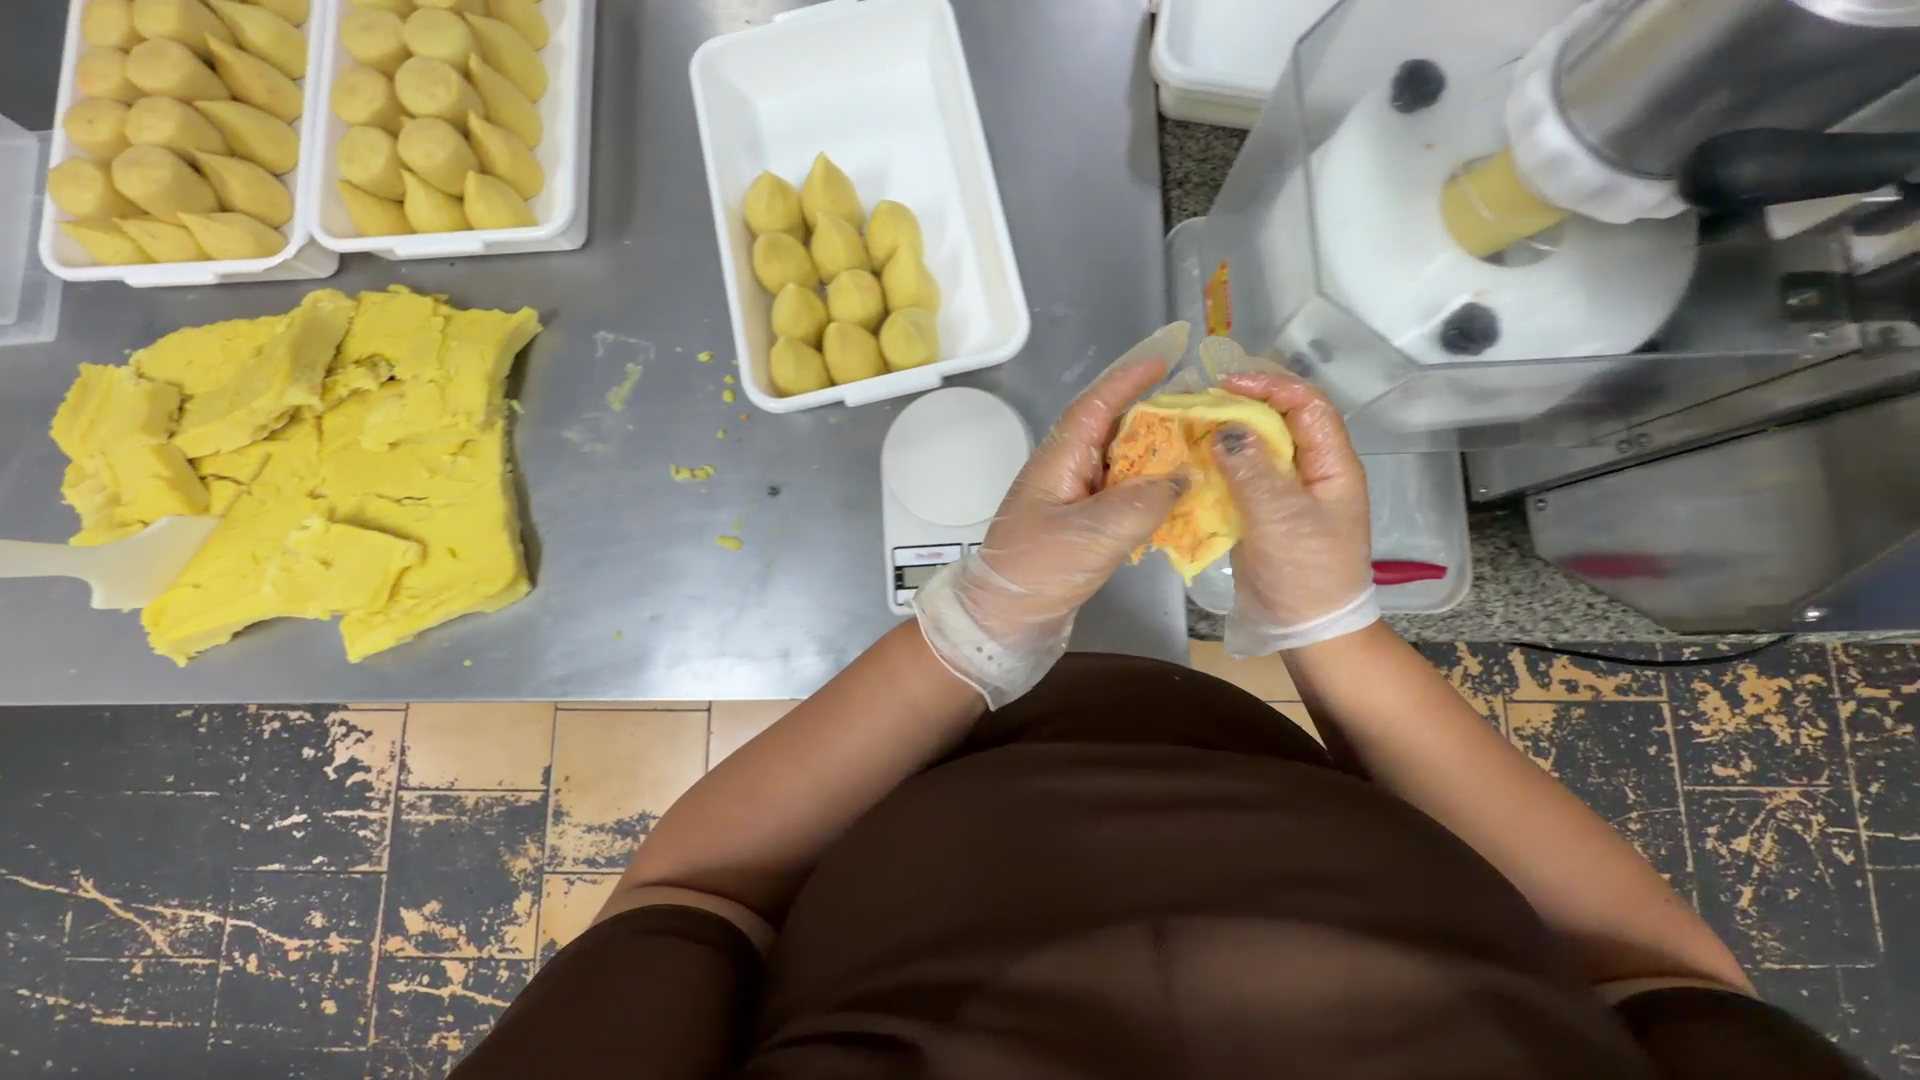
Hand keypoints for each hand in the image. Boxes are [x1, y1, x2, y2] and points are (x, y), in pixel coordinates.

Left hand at [914, 323, 1191, 706]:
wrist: (1000, 621)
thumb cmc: (1037, 570)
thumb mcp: (1093, 535)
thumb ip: (1143, 503)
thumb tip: (1183, 478)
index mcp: (1058, 461)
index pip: (1096, 405)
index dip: (1128, 379)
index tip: (1164, 359)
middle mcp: (1062, 473)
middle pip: (1111, 431)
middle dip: (1152, 417)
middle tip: (1198, 412)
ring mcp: (1069, 502)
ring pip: (1117, 466)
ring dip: (1153, 457)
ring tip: (1197, 451)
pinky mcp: (1076, 529)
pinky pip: (1118, 498)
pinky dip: (1146, 494)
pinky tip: (1174, 502)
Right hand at [1213, 372, 1378, 654]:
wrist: (1307, 629)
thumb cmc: (1306, 572)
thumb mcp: (1281, 519)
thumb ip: (1253, 470)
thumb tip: (1225, 427)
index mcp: (1331, 465)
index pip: (1307, 405)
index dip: (1270, 386)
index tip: (1226, 385)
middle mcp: (1310, 471)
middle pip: (1279, 421)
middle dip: (1241, 407)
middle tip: (1198, 404)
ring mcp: (1285, 493)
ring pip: (1256, 448)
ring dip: (1225, 436)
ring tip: (1187, 428)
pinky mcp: (1262, 513)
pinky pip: (1239, 477)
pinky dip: (1216, 465)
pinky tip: (1189, 464)